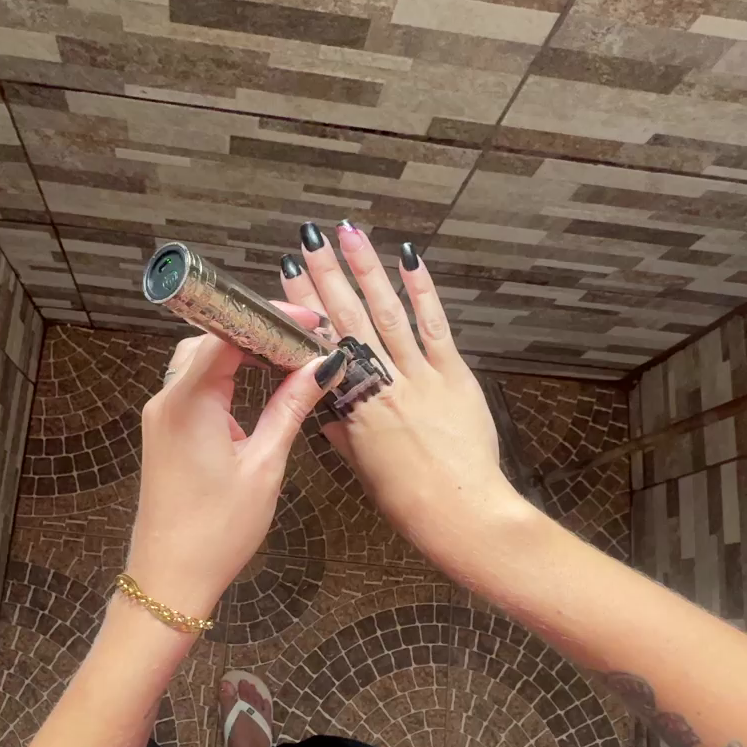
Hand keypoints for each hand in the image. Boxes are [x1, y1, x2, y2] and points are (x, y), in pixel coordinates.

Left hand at [125, 306, 345, 623]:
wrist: (170, 579)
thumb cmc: (217, 530)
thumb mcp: (265, 465)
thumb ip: (291, 408)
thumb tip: (321, 368)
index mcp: (188, 402)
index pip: (227, 333)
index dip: (269, 320)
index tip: (308, 322)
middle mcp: (167, 400)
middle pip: (212, 341)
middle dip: (258, 333)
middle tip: (304, 340)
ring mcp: (162, 416)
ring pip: (202, 362)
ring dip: (243, 355)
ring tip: (288, 359)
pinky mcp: (165, 432)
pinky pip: (195, 387)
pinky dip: (227, 378)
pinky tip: (259, 385)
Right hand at [281, 223, 531, 575]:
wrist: (458, 511)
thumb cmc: (407, 499)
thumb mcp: (361, 468)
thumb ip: (343, 431)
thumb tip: (326, 408)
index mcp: (353, 409)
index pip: (321, 348)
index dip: (303, 309)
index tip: (288, 276)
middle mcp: (381, 385)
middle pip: (348, 322)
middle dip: (326, 276)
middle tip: (309, 240)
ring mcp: (419, 377)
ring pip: (387, 314)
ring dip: (367, 271)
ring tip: (349, 235)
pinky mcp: (454, 376)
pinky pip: (435, 327)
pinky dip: (422, 291)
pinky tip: (408, 258)